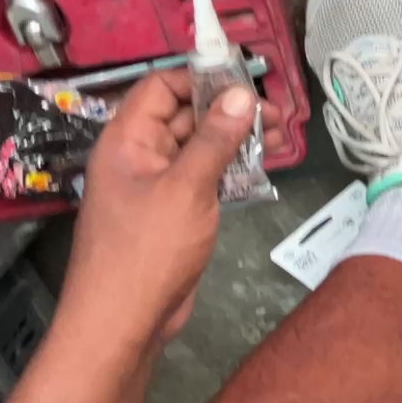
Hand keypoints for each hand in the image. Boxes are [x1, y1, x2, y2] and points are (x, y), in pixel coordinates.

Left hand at [59, 71, 285, 349]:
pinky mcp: (174, 207)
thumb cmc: (146, 251)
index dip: (200, 79)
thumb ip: (215, 139)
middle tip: (275, 113)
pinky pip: (205, 171)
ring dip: (237, 137)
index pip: (161, 88)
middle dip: (230, 109)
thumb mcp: (187, 188)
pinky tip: (263, 165)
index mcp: (127, 142)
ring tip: (279, 136)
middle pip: (186, 114)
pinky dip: (233, 164)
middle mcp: (140, 155)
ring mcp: (157, 183)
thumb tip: (241, 95)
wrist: (123, 324)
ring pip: (201, 144)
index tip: (244, 80)